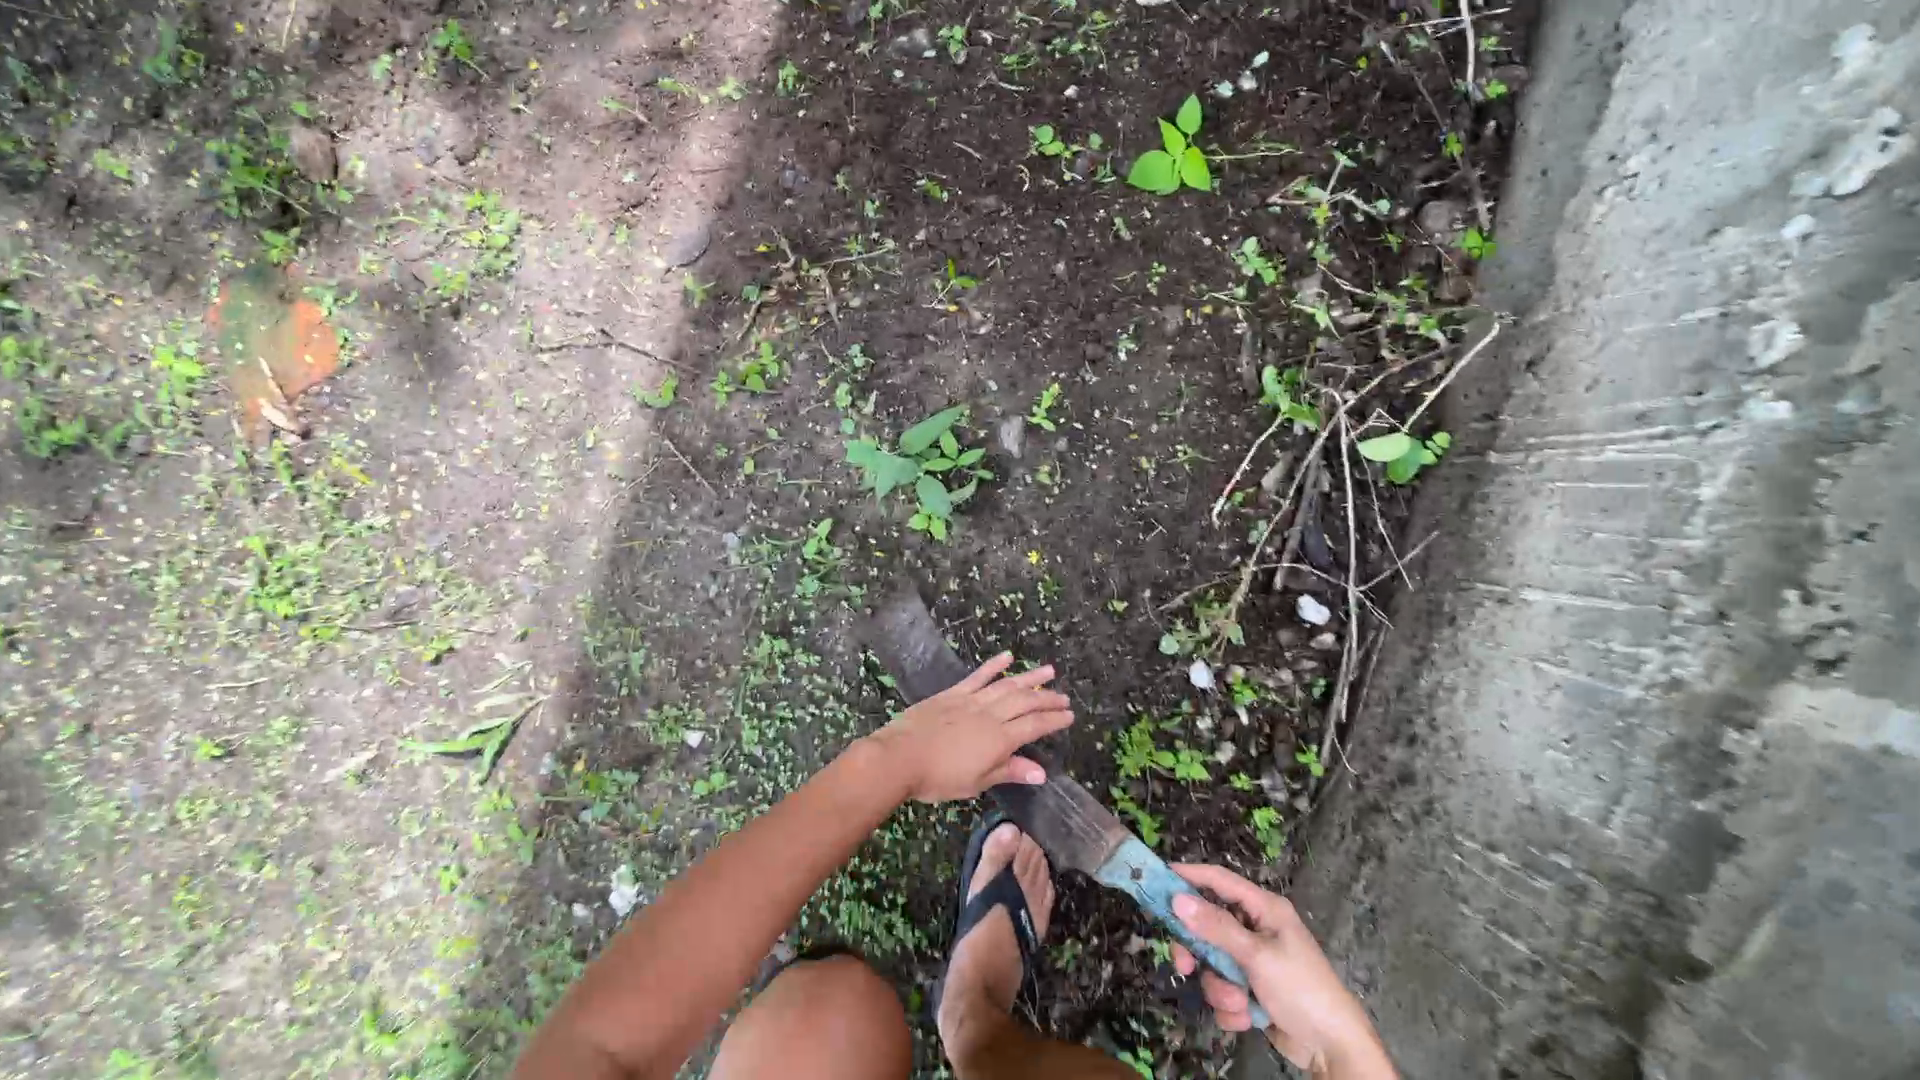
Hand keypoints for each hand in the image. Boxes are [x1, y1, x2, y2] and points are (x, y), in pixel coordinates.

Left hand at [866, 652, 1073, 802]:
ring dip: (1030, 678)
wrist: (900, 757)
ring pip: (1006, 685)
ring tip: (1049, 671)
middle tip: (1064, 698)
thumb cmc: (938, 777)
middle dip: (1047, 699)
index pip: (1034, 726)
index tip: (1069, 716)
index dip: (1054, 720)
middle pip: (1025, 702)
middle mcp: (990, 715)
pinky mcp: (953, 693)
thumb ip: (1009, 771)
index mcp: (999, 739)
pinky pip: (978, 676)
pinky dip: (994, 666)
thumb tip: (1041, 771)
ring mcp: (971, 700)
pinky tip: (1007, 657)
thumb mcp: (977, 782)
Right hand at [1170, 864, 1396, 1079]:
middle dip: (1199, 952)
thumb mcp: (1256, 956)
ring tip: (1240, 1003)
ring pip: (1212, 964)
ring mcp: (1253, 961)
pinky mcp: (1251, 989)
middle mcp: (1256, 929)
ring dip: (1221, 988)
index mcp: (1264, 909)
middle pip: (1208, 926)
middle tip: (1185, 966)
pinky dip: (1231, 1006)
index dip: (1188, 876)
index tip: (1158, 878)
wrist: (1332, 1047)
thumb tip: (1178, 899)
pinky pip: (1223, 989)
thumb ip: (1216, 927)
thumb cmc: (1300, 989)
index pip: (1219, 880)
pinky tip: (1250, 1018)